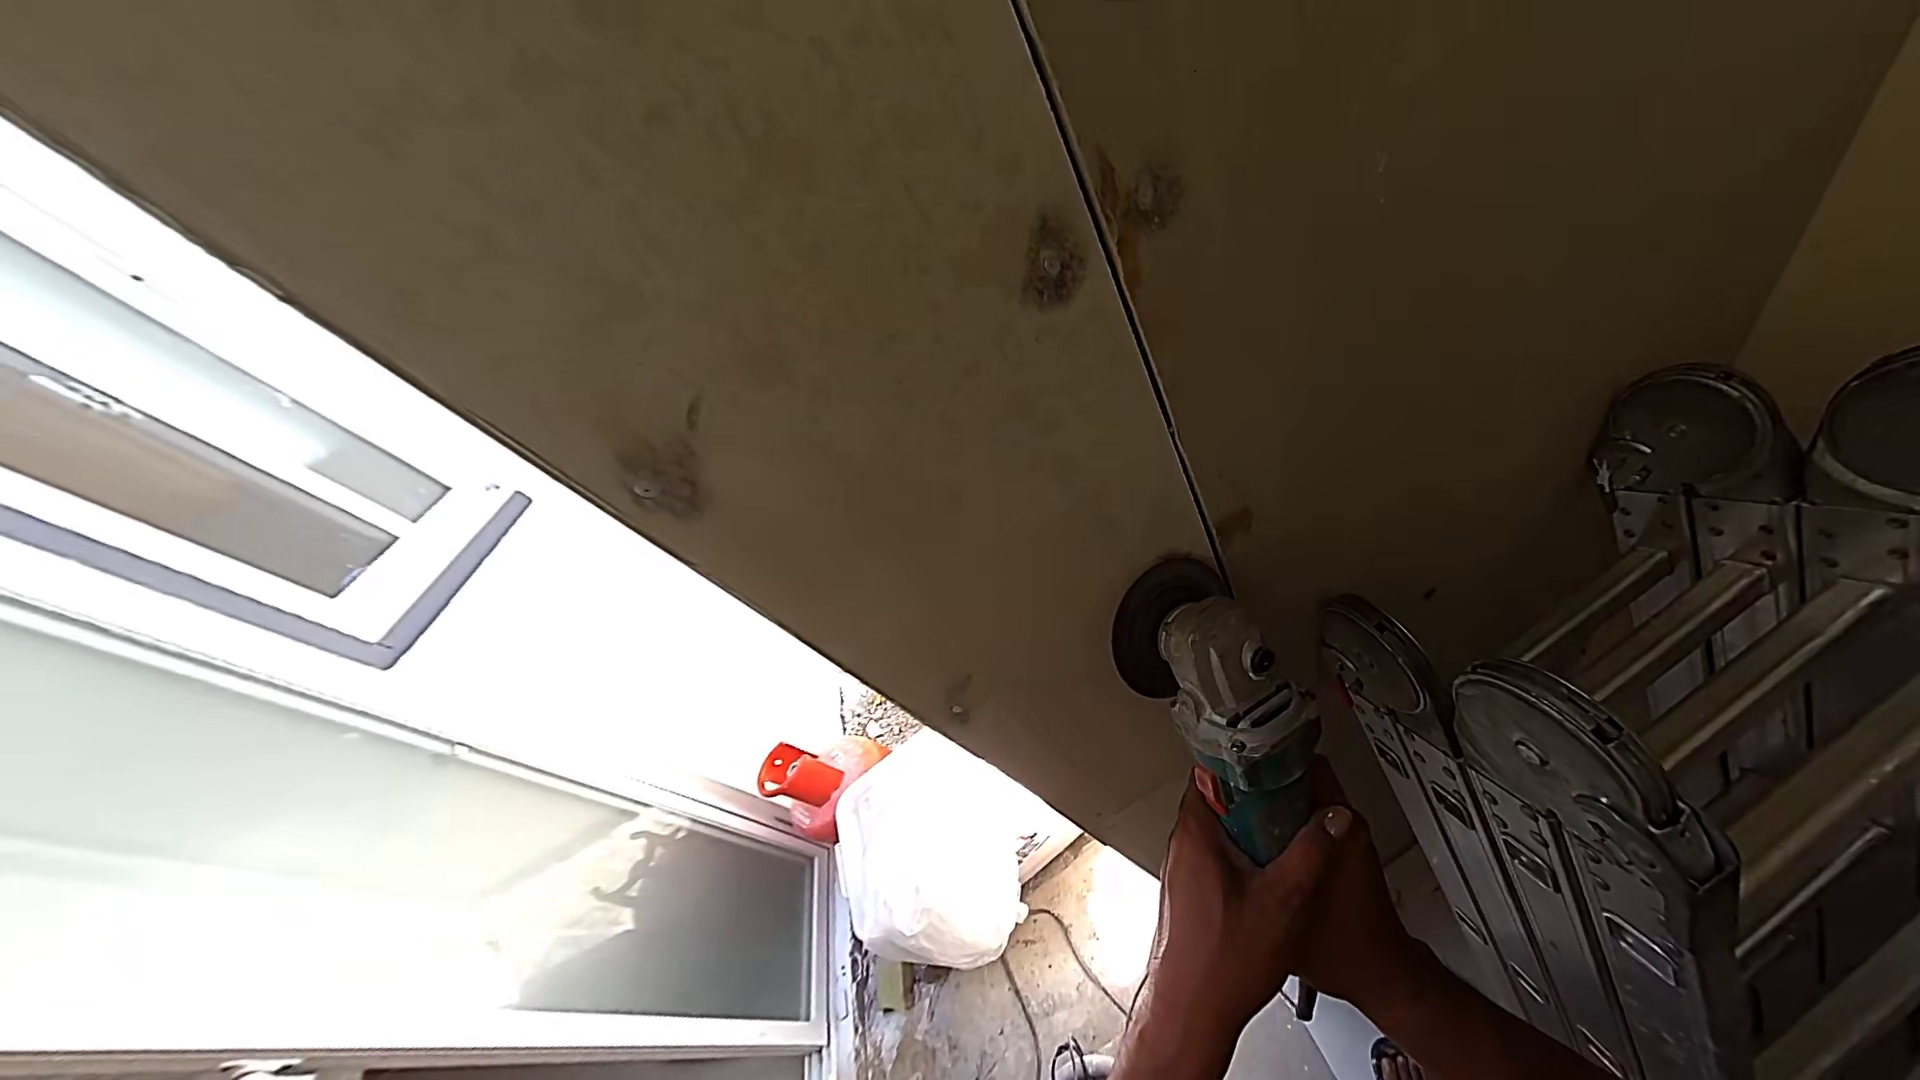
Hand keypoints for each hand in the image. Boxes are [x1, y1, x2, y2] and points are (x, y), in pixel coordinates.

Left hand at [1114, 758, 1423, 1079]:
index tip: (1263, 752)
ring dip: (1248, 820)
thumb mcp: (1283, 902)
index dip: (1238, 759)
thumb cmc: (1222, 961)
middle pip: (1216, 797)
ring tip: (1283, 822)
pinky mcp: (1191, 884)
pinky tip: (1268, 863)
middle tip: (1285, 788)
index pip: (1208, 773)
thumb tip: (1331, 819)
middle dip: (1251, 791)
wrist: (1192, 1005)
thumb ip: (1310, 854)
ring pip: (1217, 824)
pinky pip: (1216, 848)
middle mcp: (1182, 842)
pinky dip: (1242, 845)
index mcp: (1195, 833)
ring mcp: (1184, 864)